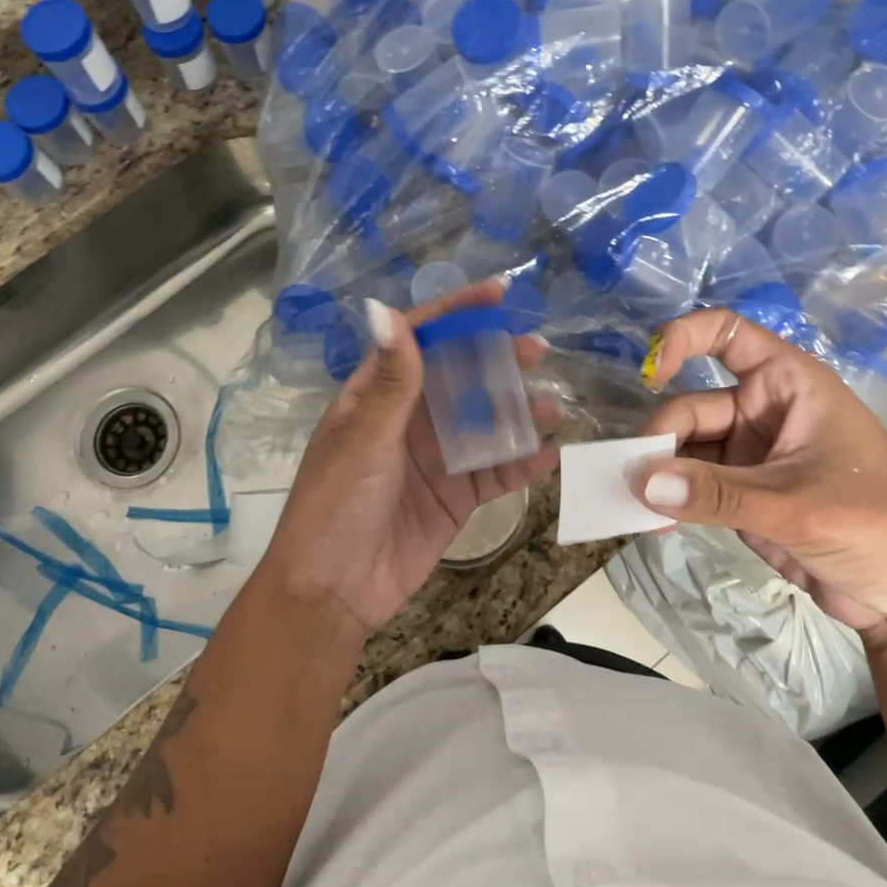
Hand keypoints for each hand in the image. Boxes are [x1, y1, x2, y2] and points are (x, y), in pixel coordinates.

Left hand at [263, 280, 561, 633]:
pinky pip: (496, 470)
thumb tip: (383, 307)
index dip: (455, 313)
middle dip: (497, 360)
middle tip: (537, 350)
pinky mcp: (456, 496)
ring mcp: (436, 458)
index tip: (497, 295)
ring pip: (485, 422)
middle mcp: (408, 420)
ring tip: (551, 407)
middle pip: (460, 377)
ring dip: (518, 411)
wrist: (334, 591)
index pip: (418, 340)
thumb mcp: (364, 439)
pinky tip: (549, 452)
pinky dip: (522, 461)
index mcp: (376, 396)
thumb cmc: (335, 505)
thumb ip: (391, 380)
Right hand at [632, 308, 886, 635]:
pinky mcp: (742, 497)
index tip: (651, 373)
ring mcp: (750, 457)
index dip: (684, 339)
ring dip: (660, 475)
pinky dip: (669, 502)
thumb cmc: (878, 523)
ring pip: (685, 450)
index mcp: (789, 386)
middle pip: (692, 406)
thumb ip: (714, 494)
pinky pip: (691, 488)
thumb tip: (640, 482)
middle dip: (663, 439)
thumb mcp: (794, 504)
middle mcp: (764, 413)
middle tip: (638, 481)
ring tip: (636, 507)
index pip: (728, 336)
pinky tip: (653, 524)